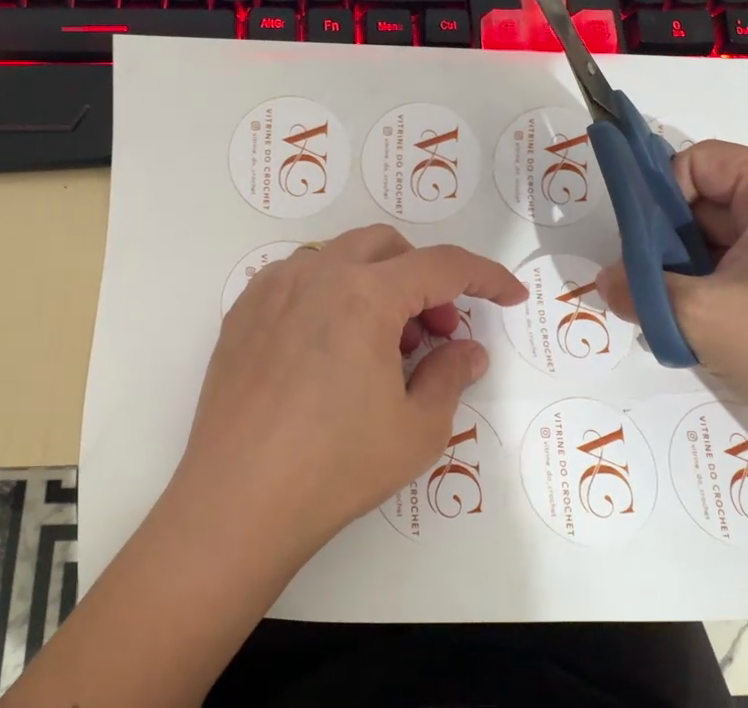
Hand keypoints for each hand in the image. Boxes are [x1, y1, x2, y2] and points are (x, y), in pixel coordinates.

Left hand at [169, 225, 527, 556]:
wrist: (238, 500)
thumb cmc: (336, 466)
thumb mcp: (417, 428)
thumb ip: (450, 375)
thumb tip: (467, 350)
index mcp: (364, 295)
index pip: (441, 265)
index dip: (484, 276)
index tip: (508, 296)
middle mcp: (315, 276)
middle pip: (386, 246)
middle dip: (423, 277)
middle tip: (435, 331)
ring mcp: (271, 291)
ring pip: (337, 257)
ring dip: (374, 282)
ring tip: (379, 345)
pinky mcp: (242, 314)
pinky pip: (296, 280)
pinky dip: (329, 294)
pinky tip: (330, 348)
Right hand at [597, 141, 747, 455]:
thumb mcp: (700, 318)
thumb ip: (640, 288)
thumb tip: (605, 282)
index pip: (703, 160)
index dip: (661, 195)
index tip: (646, 246)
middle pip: (724, 198)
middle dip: (680, 238)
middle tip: (660, 284)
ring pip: (746, 235)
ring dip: (707, 266)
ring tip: (694, 313)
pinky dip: (740, 283)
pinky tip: (732, 326)